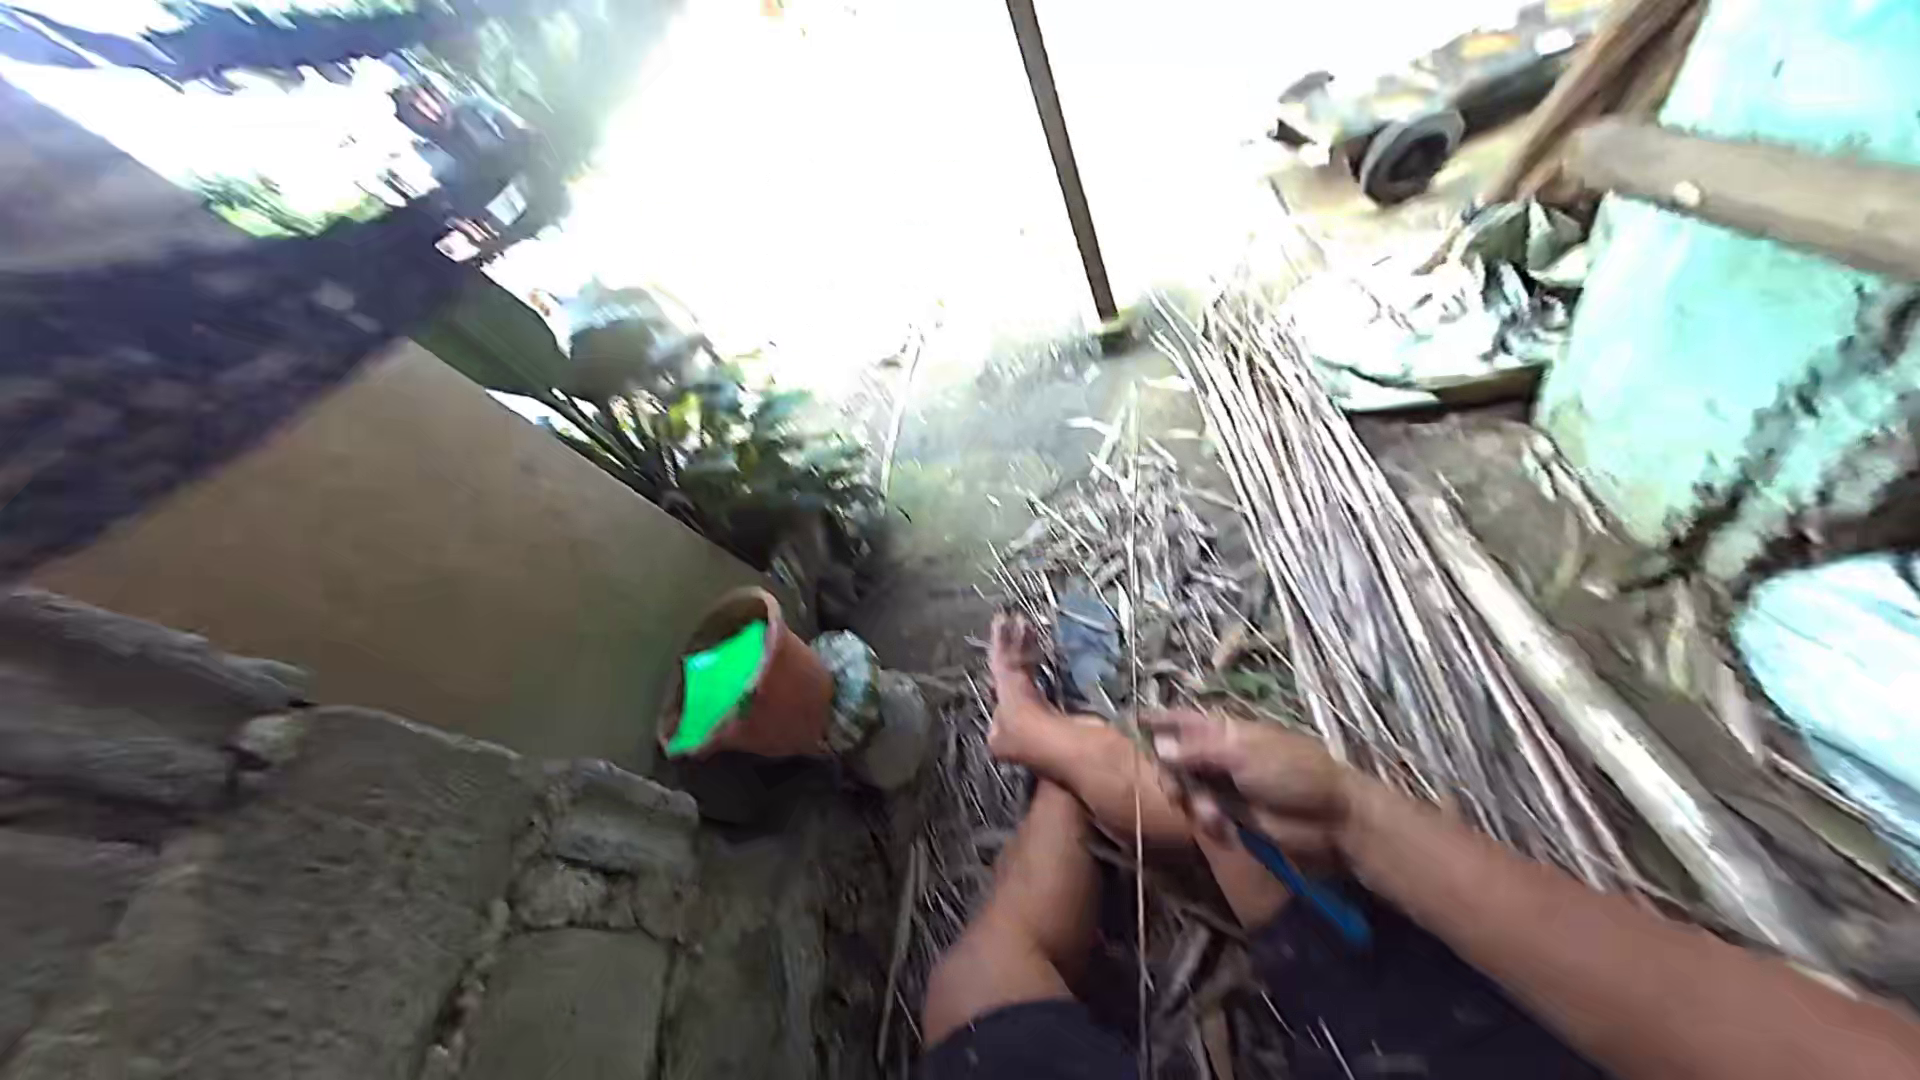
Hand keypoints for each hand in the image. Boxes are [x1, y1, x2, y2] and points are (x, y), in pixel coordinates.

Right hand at [1146, 709, 1355, 858]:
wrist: (1333, 821)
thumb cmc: (1293, 772)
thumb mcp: (1244, 753)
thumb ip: (1197, 750)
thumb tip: (1159, 746)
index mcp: (1222, 730)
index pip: (1181, 719)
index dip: (1158, 720)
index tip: (1131, 722)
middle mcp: (1216, 754)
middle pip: (1173, 758)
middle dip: (1171, 775)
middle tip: (1179, 791)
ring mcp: (1222, 785)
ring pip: (1184, 789)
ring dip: (1193, 802)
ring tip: (1214, 817)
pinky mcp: (1229, 816)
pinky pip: (1201, 815)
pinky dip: (1207, 822)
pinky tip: (1224, 829)